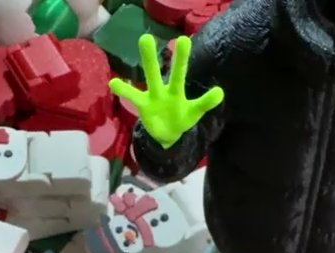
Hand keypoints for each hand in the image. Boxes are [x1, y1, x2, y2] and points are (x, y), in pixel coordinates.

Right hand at [110, 34, 223, 149]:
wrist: (167, 133)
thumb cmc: (181, 117)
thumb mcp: (194, 112)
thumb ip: (205, 102)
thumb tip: (220, 92)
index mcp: (177, 90)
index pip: (179, 74)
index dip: (181, 60)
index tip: (184, 40)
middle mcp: (163, 89)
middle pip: (158, 71)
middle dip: (152, 57)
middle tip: (147, 37)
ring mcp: (152, 96)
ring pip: (148, 79)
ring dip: (144, 65)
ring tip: (139, 46)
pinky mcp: (143, 106)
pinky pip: (132, 98)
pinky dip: (124, 90)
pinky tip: (113, 83)